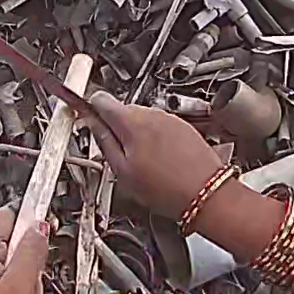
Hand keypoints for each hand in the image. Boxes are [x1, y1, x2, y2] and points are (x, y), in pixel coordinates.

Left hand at [0, 206, 49, 293]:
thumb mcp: (17, 288)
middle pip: (18, 246)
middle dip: (34, 265)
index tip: (50, 227)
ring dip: (30, 291)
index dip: (31, 218)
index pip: (8, 216)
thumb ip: (31, 253)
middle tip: (32, 285)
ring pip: (21, 273)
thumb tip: (40, 224)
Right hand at [87, 91, 227, 220]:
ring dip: (136, 134)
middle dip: (115, 127)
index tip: (87, 120)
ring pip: (141, 119)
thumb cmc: (167, 188)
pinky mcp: (183, 126)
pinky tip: (159, 161)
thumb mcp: (123, 171)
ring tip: (142, 163)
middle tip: (118, 154)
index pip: (100, 99)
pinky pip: (159, 126)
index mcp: (131, 121)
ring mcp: (169, 118)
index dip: (90, 110)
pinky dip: (154, 139)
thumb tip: (92, 124)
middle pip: (121, 110)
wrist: (206, 193)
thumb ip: (104, 142)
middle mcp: (151, 113)